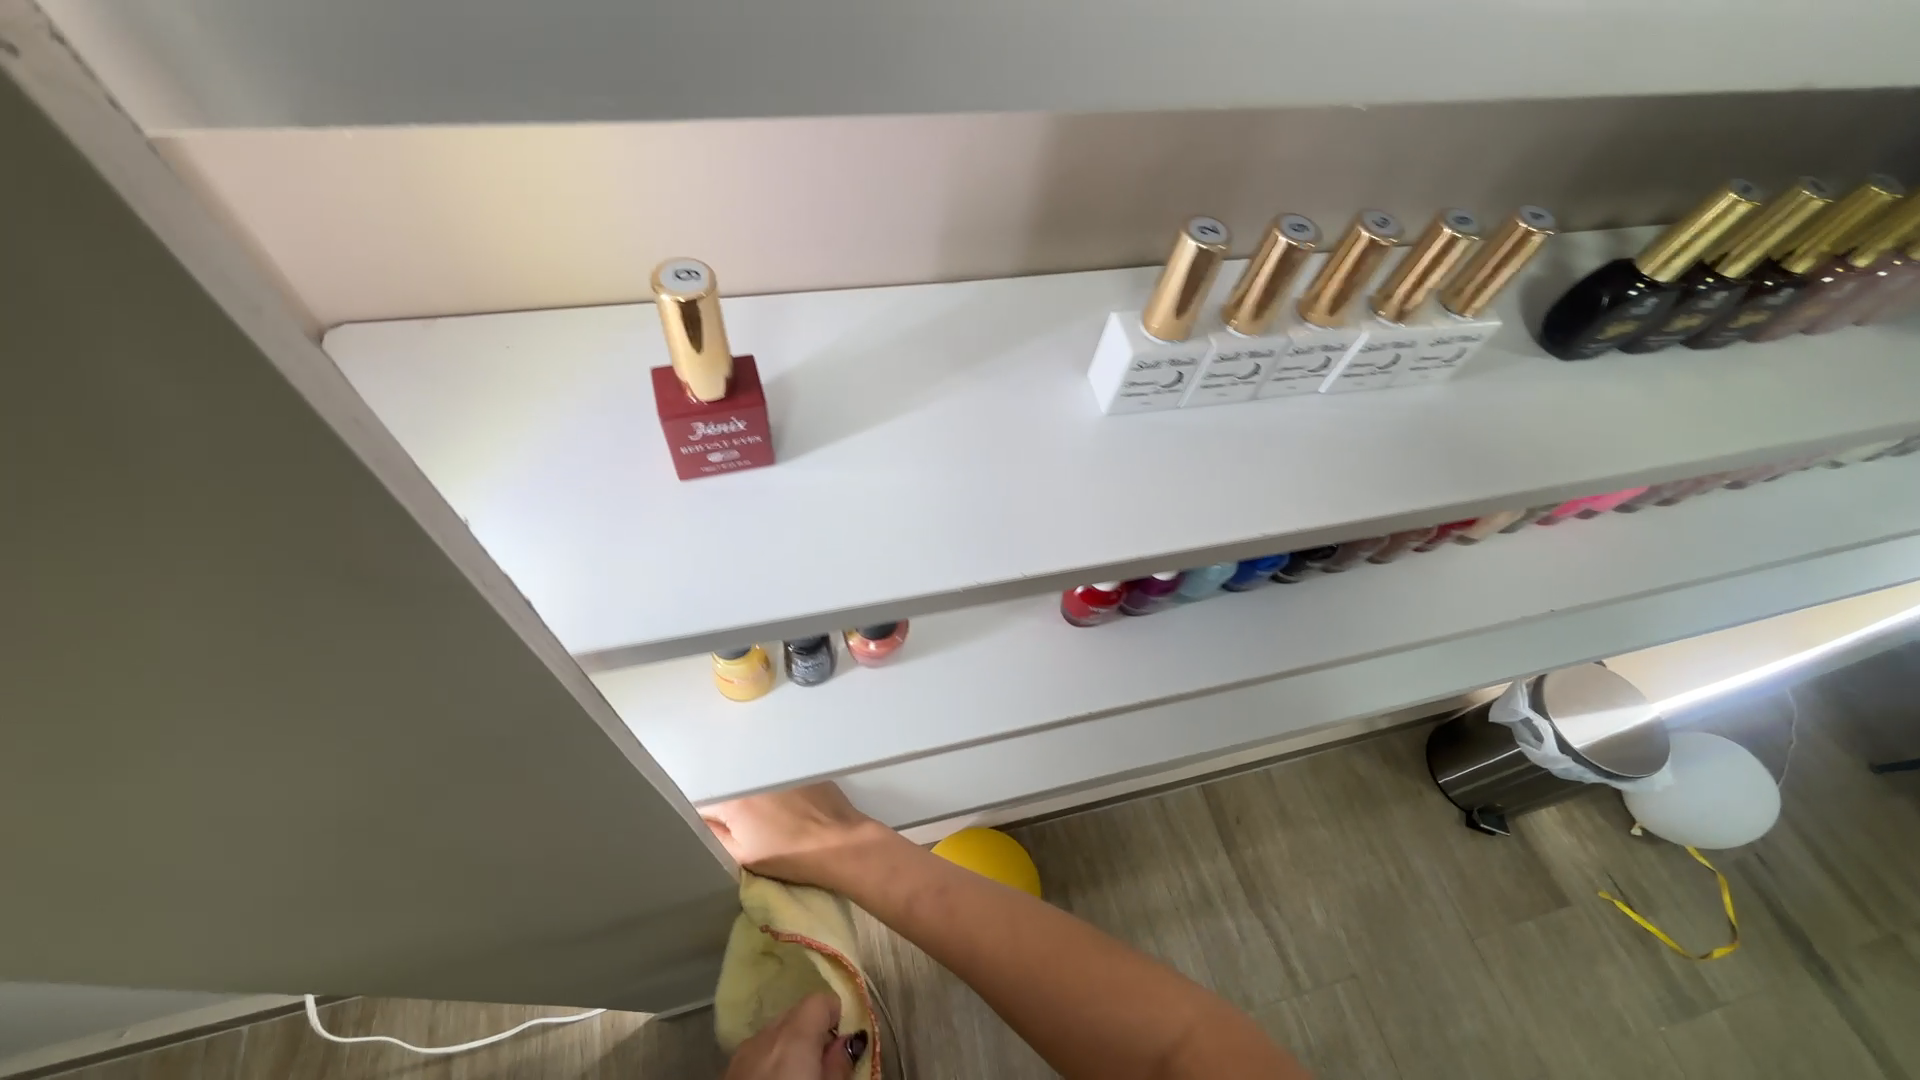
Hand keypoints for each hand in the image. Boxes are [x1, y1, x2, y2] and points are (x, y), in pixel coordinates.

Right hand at [702, 783, 893, 889]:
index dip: (707, 819)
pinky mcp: (799, 768)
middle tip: (745, 827)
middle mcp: (752, 772)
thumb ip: (709, 835)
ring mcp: (778, 766)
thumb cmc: (788, 855)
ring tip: (769, 817)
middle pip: (727, 787)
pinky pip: (774, 776)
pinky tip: (787, 805)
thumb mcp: (739, 855)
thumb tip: (698, 820)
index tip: (719, 832)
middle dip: (728, 805)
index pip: (701, 802)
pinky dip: (774, 788)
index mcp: (732, 796)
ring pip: (751, 780)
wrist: (839, 843)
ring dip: (752, 795)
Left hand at [722, 993, 862, 1079]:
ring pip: (774, 1037)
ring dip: (791, 1051)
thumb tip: (848, 1041)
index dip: (840, 1015)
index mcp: (793, 1036)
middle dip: (815, 1034)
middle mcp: (763, 1036)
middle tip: (829, 1067)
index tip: (850, 1041)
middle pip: (796, 1016)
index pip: (821, 1000)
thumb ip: (839, 1065)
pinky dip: (770, 1067)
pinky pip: (757, 1058)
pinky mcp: (726, 1075)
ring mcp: (740, 1056)